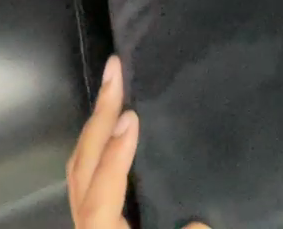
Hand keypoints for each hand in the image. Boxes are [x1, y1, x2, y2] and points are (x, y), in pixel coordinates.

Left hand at [68, 56, 208, 228]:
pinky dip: (100, 145)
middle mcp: (88, 226)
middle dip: (98, 117)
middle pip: (82, 169)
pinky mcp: (100, 219)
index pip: (100, 196)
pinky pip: (91, 175)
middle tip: (114, 69)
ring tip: (113, 87)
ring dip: (97, 127)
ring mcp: (90, 220)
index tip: (131, 118)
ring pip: (81, 170)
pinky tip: (118, 126)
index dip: (114, 158)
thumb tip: (200, 221)